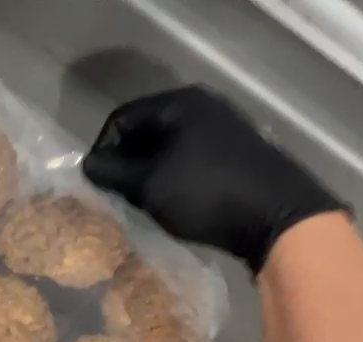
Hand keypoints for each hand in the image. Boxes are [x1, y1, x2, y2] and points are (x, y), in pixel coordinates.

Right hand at [82, 86, 345, 273]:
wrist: (275, 215)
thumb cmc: (205, 193)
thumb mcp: (150, 185)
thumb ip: (113, 173)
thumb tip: (87, 165)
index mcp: (179, 104)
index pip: (121, 119)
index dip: (101, 150)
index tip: (95, 186)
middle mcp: (201, 108)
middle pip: (144, 132)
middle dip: (124, 165)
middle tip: (114, 199)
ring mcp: (221, 131)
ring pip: (166, 150)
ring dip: (147, 177)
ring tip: (139, 207)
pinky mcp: (233, 156)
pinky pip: (187, 163)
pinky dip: (170, 182)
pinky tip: (169, 207)